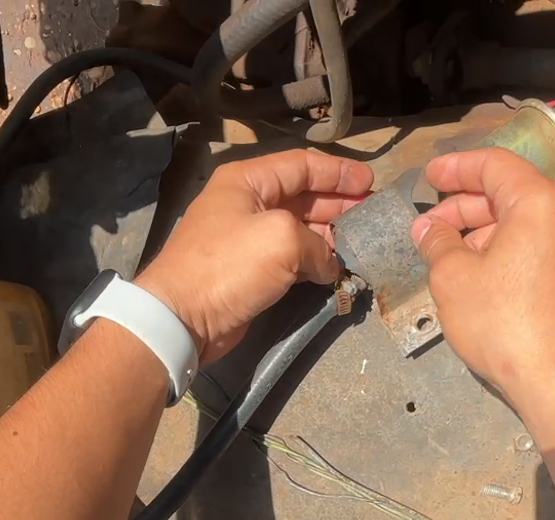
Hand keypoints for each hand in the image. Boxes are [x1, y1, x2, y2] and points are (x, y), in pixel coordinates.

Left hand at [137, 148, 372, 362]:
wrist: (184, 318)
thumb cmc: (229, 266)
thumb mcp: (282, 239)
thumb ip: (318, 244)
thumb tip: (330, 264)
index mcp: (248, 181)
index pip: (302, 165)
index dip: (338, 172)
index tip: (370, 182)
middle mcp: (248, 205)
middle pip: (302, 197)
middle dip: (338, 204)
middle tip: (370, 216)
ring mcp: (248, 241)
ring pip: (298, 231)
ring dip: (329, 237)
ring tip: (360, 245)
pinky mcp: (250, 274)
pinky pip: (290, 261)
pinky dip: (313, 263)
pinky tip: (335, 270)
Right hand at [410, 148, 554, 397]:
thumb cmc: (502, 321)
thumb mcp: (454, 279)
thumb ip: (437, 243)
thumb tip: (426, 227)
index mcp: (538, 201)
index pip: (494, 165)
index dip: (456, 168)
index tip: (428, 176)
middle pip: (508, 194)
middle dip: (464, 206)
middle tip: (429, 225)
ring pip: (520, 225)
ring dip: (481, 233)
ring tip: (446, 255)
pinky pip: (533, 249)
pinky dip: (502, 251)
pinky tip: (477, 275)